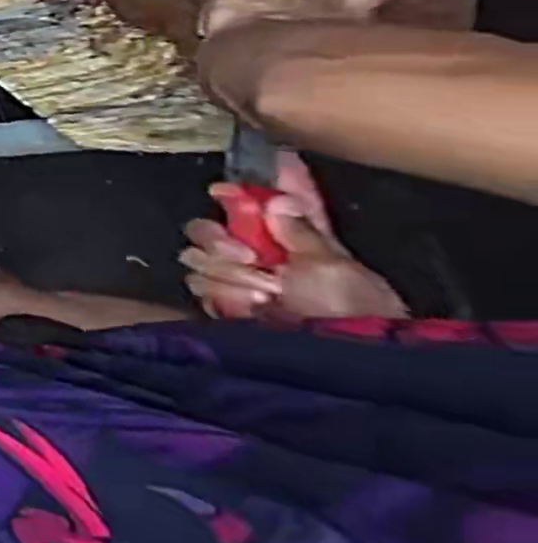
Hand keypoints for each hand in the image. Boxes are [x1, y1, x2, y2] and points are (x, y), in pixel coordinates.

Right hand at [180, 152, 407, 321]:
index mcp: (292, 239)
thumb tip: (278, 199)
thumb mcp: (333, 266)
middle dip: (216, 237)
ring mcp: (237, 278)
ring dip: (225, 271)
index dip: (248, 187)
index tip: (228, 186)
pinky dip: (222, 292)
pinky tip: (250, 304)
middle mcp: (257, 253)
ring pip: (196, 255)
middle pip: (206, 227)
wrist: (337, 356)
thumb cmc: (347, 307)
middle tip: (243, 255)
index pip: (265, 202)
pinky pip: (198, 283)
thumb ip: (301, 231)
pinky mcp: (222, 300)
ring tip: (264, 292)